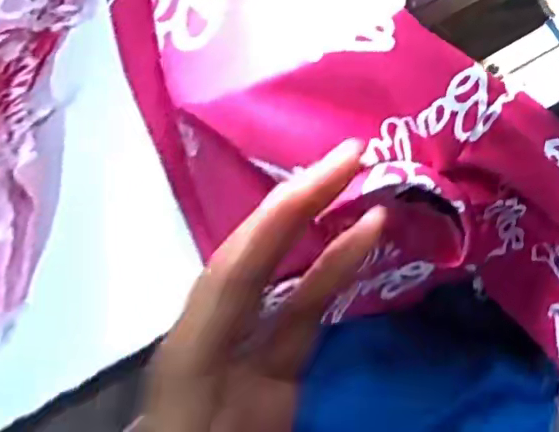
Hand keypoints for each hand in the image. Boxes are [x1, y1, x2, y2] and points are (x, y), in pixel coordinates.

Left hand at [143, 141, 385, 431]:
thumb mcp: (208, 415)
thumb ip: (277, 342)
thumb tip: (323, 336)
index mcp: (188, 353)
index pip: (235, 268)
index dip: (282, 213)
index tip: (335, 168)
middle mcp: (210, 336)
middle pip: (255, 251)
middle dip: (301, 198)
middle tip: (354, 152)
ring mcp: (241, 351)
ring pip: (285, 273)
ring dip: (325, 224)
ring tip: (369, 181)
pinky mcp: (271, 372)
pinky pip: (305, 309)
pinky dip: (336, 270)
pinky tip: (370, 237)